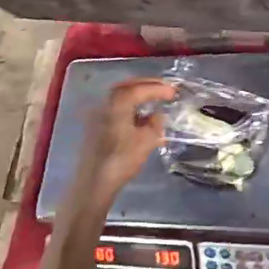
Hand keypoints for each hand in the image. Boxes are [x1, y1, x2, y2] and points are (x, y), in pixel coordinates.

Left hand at [71, 78, 175, 207]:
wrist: (95, 182)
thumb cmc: (122, 159)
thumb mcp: (146, 141)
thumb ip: (155, 124)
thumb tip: (157, 115)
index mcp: (117, 104)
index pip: (139, 89)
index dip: (158, 88)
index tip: (173, 91)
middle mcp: (105, 104)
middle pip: (126, 87)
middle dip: (146, 86)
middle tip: (164, 88)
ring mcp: (98, 115)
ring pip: (120, 98)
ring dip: (137, 96)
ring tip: (154, 101)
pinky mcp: (95, 127)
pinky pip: (116, 109)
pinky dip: (130, 108)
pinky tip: (141, 118)